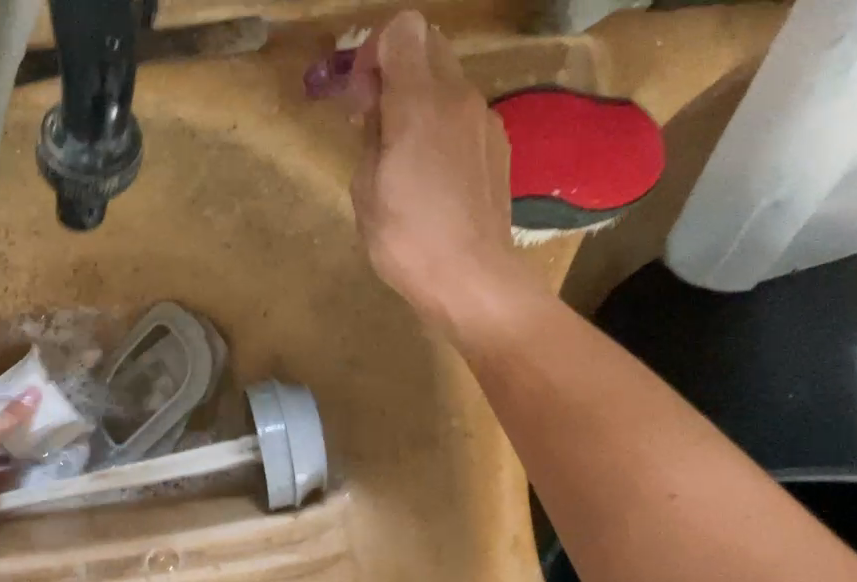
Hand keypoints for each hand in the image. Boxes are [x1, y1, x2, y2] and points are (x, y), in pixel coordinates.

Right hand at [345, 11, 535, 328]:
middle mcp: (459, 97)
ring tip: (399, 155)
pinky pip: (461, 114)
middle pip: (427, 46)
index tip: (359, 98)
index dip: (372, 53)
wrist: (470, 275)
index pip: (402, 30)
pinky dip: (439, 126)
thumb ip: (371, 136)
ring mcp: (484, 118)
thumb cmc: (405, 238)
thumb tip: (377, 111)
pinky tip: (428, 175)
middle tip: (372, 120)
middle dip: (393, 71)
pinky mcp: (497, 143)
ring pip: (446, 82)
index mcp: (420, 104)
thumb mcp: (365, 189)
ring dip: (416, 101)